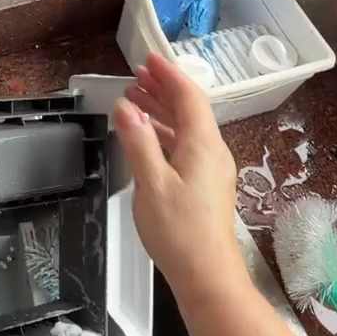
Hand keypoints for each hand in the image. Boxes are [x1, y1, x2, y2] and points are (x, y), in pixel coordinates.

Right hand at [116, 54, 249, 304]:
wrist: (207, 276)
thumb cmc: (179, 230)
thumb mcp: (151, 183)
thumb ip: (138, 141)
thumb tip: (124, 106)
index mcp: (202, 145)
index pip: (188, 97)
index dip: (168, 74)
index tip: (147, 59)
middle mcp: (211, 151)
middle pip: (189, 109)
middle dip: (163, 88)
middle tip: (137, 75)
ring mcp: (210, 169)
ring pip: (186, 128)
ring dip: (161, 110)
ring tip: (134, 98)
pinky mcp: (204, 185)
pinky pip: (185, 145)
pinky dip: (164, 132)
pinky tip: (145, 136)